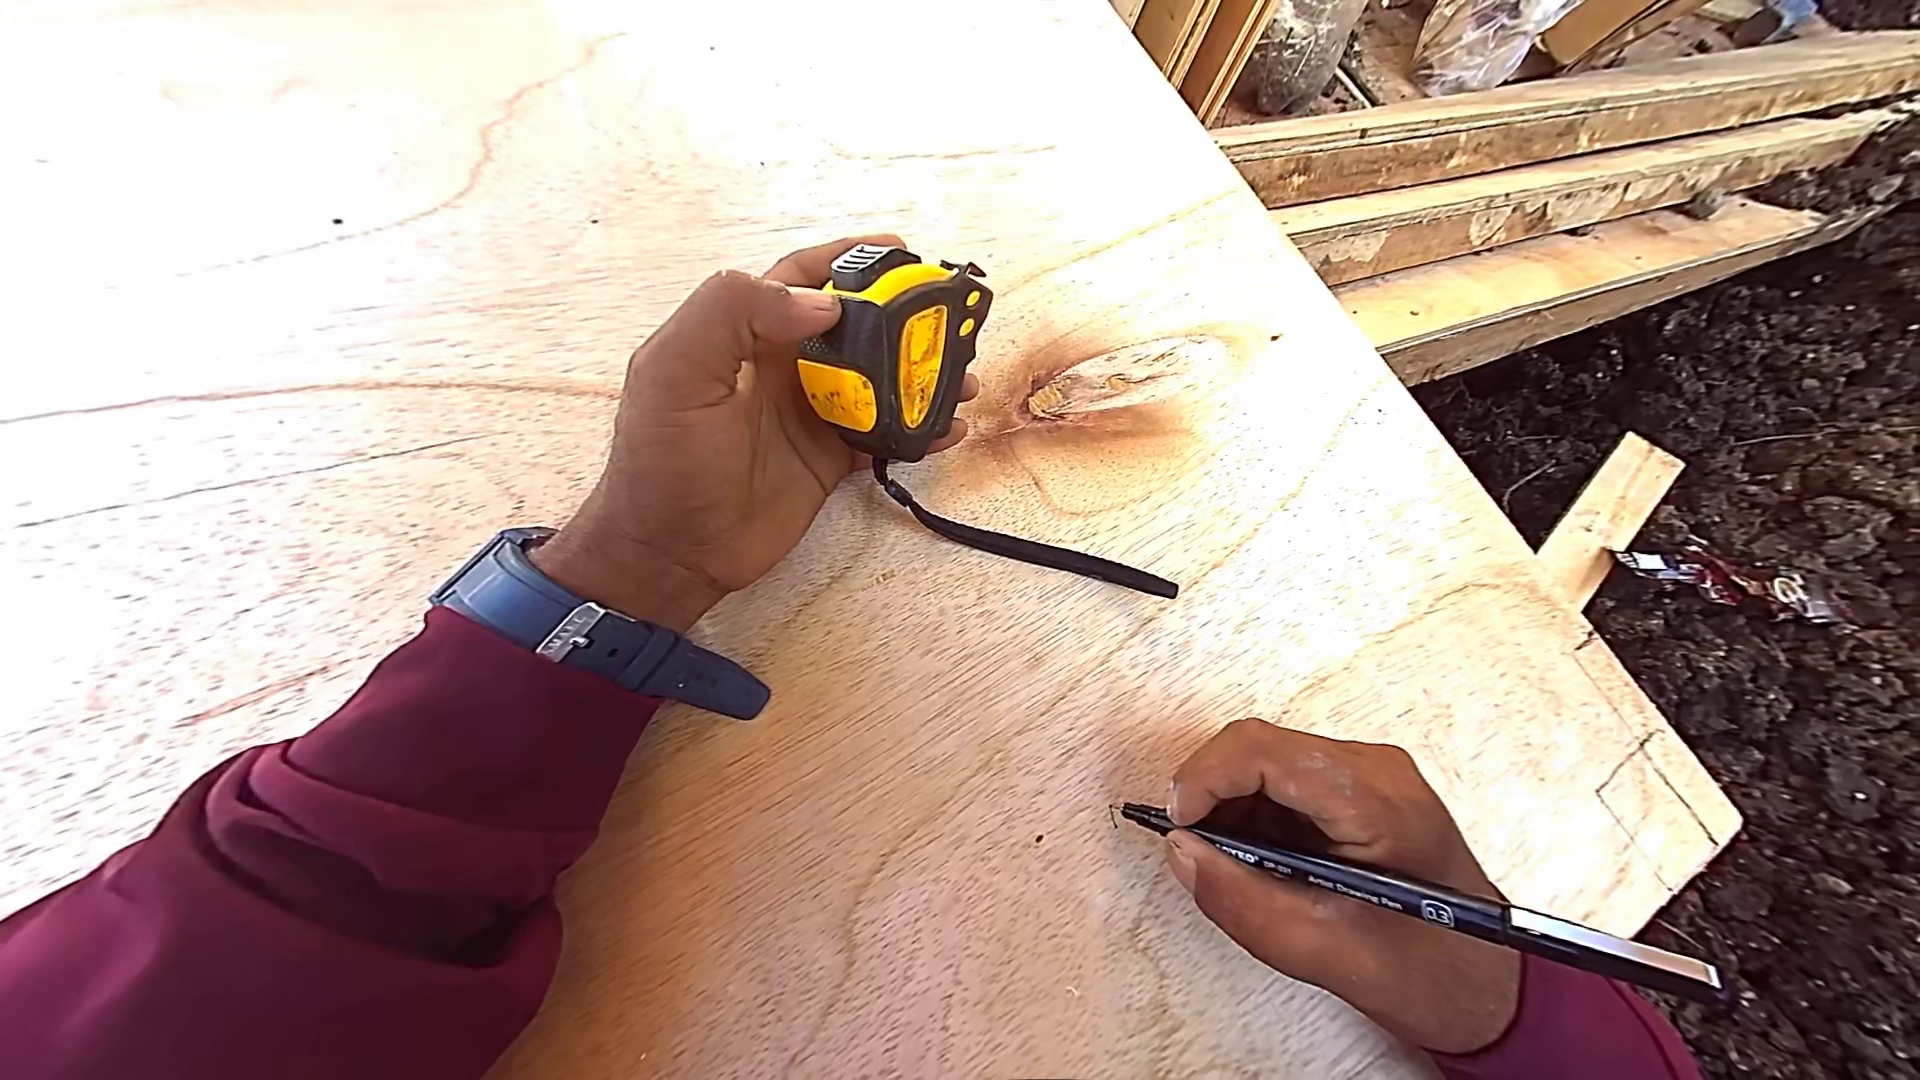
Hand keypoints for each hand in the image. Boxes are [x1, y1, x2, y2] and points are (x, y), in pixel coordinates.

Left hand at [533, 236, 977, 630]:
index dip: (850, 258)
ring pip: (879, 383)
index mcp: (748, 335)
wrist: (676, 550)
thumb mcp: (676, 372)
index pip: (804, 279)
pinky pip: (884, 436)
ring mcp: (814, 416)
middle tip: (950, 324)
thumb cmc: (666, 460)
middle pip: (858, 330)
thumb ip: (733, 314)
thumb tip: (824, 304)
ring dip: (921, 379)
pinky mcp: (832, 460)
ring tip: (963, 382)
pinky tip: (948, 432)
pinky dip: (918, 432)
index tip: (902, 250)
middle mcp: (787, 369)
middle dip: (904, 321)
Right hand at [1163, 718, 1520, 1054]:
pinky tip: (1253, 847)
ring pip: (1259, 754)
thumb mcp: (1322, 953)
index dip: (1205, 777)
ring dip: (1225, 798)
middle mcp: (1372, 766)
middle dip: (1209, 787)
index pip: (1264, 751)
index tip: (1177, 820)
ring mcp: (1363, 767)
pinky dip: (1245, 804)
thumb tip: (1178, 848)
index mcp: (1378, 802)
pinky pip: (1275, 771)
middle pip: (1256, 745)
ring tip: (1226, 853)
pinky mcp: (1349, 777)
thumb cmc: (1426, 974)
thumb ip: (1240, 902)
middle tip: (1191, 839)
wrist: (1490, 985)